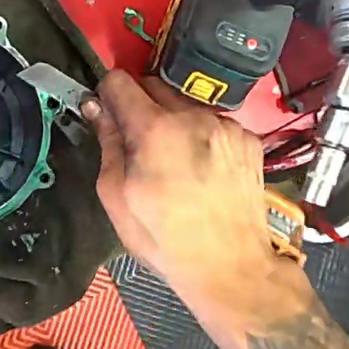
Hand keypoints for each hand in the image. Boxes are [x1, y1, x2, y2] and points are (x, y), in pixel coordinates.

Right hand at [85, 71, 276, 294]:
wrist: (232, 267)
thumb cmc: (166, 239)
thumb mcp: (116, 196)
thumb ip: (107, 144)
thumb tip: (99, 111)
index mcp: (156, 130)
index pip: (121, 82)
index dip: (108, 95)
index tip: (107, 112)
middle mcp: (194, 117)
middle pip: (154, 86)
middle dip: (140, 107)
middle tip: (137, 143)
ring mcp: (226, 126)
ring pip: (185, 104)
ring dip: (172, 121)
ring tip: (173, 161)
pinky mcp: (248, 139)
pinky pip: (213, 122)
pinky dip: (201, 135)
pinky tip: (201, 168)